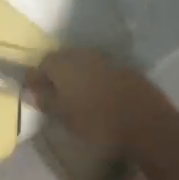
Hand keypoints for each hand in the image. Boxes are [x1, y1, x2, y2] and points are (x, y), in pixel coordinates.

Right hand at [26, 48, 168, 148]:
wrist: (147, 124)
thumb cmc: (97, 122)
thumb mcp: (63, 116)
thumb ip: (45, 100)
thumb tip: (31, 91)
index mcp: (63, 64)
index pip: (42, 63)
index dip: (36, 77)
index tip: (33, 91)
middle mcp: (83, 55)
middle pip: (62, 59)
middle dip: (56, 73)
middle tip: (53, 92)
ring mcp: (107, 59)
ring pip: (83, 62)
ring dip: (77, 74)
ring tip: (75, 94)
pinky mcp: (126, 68)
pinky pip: (102, 69)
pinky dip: (95, 78)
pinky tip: (97, 94)